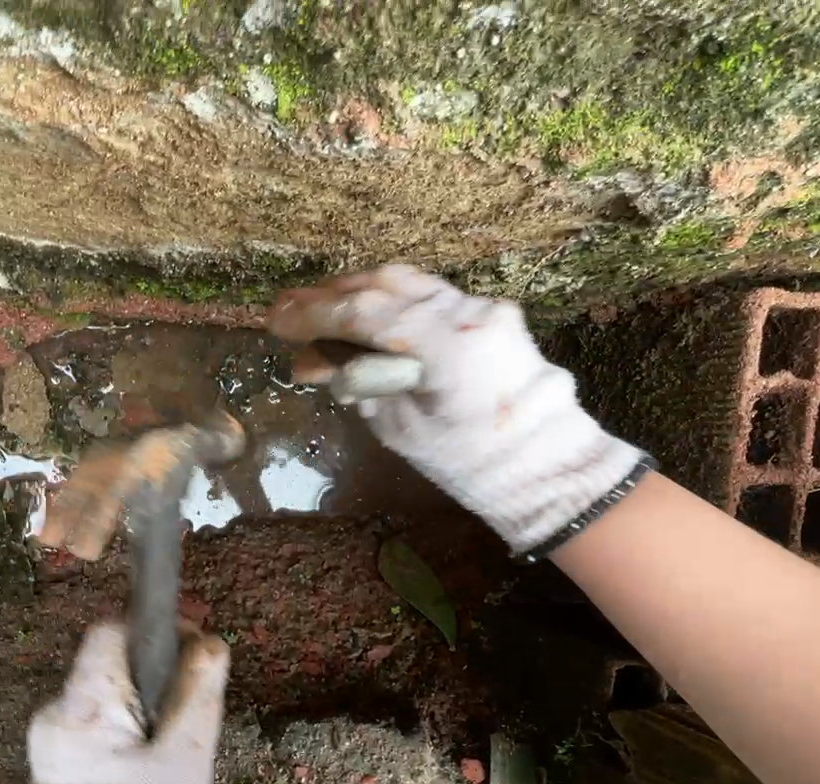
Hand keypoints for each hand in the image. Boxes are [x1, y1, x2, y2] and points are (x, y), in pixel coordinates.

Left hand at [4, 622, 229, 783]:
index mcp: (83, 708)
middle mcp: (47, 721)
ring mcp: (35, 755)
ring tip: (150, 770)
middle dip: (140, 691)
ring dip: (122, 726)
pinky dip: (102, 756)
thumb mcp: (188, 760)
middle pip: (100, 675)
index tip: (180, 659)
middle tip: (175, 733)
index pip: (106, 632)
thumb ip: (197, 693)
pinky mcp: (33, 780)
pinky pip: (76, 748)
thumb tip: (209, 639)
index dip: (146, 634)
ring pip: (90, 713)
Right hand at [269, 265, 649, 553]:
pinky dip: (390, 301)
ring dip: (358, 291)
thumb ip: (358, 387)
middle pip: (385, 285)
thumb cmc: (468, 462)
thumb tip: (310, 363)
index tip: (274, 322)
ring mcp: (484, 307)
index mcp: (446, 346)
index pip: (365, 314)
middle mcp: (467, 312)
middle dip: (330, 295)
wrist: (544, 465)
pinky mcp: (490, 314)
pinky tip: (364, 313)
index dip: (313, 315)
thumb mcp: (401, 430)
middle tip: (286, 307)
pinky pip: (430, 295)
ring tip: (317, 305)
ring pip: (408, 282)